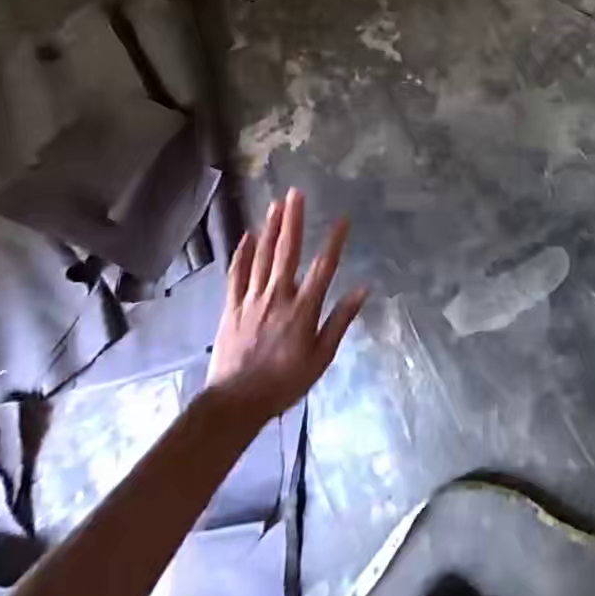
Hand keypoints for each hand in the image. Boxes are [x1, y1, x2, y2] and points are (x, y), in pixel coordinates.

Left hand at [206, 189, 367, 423]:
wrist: (236, 402)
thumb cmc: (285, 382)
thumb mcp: (321, 357)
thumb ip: (340, 321)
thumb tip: (362, 290)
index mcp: (303, 309)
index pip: (323, 267)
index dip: (334, 241)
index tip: (343, 218)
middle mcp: (277, 296)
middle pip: (287, 251)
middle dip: (293, 220)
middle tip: (296, 193)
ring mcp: (251, 299)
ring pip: (262, 256)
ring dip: (270, 228)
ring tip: (276, 203)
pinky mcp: (231, 307)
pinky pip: (237, 274)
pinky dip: (242, 253)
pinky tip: (247, 236)